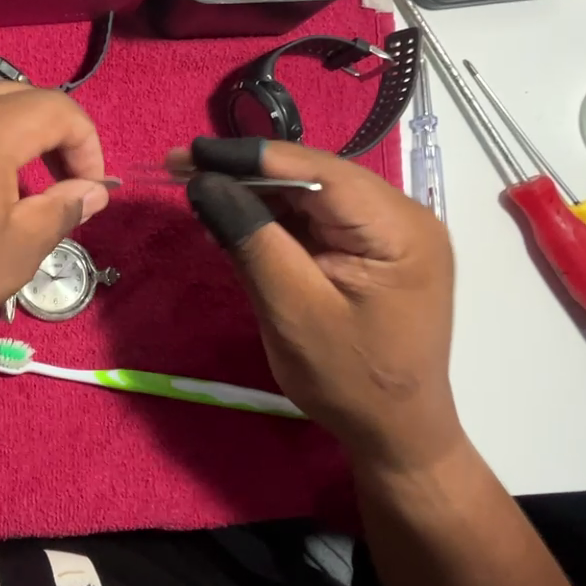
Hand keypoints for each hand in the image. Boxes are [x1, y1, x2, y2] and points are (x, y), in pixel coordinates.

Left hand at [0, 83, 109, 351]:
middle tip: (57, 185)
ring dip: (5, 139)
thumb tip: (93, 190)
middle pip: (17, 98)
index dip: (87, 146)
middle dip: (50, 135)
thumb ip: (63, 211)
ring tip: (6, 193)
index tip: (88, 191)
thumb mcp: (16, 252)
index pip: (60, 109)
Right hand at [176, 137, 463, 475]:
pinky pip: (314, 216)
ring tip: (198, 191)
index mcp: (399, 228)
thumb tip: (204, 182)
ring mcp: (389, 230)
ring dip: (253, 192)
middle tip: (182, 169)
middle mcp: (403, 216)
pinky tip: (233, 217)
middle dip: (245, 171)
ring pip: (309, 192)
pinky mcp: (371, 246)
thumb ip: (250, 237)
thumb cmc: (349, 378)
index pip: (317, 171)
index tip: (190, 152)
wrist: (393, 433)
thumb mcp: (291, 308)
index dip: (249, 156)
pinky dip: (271, 215)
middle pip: (313, 175)